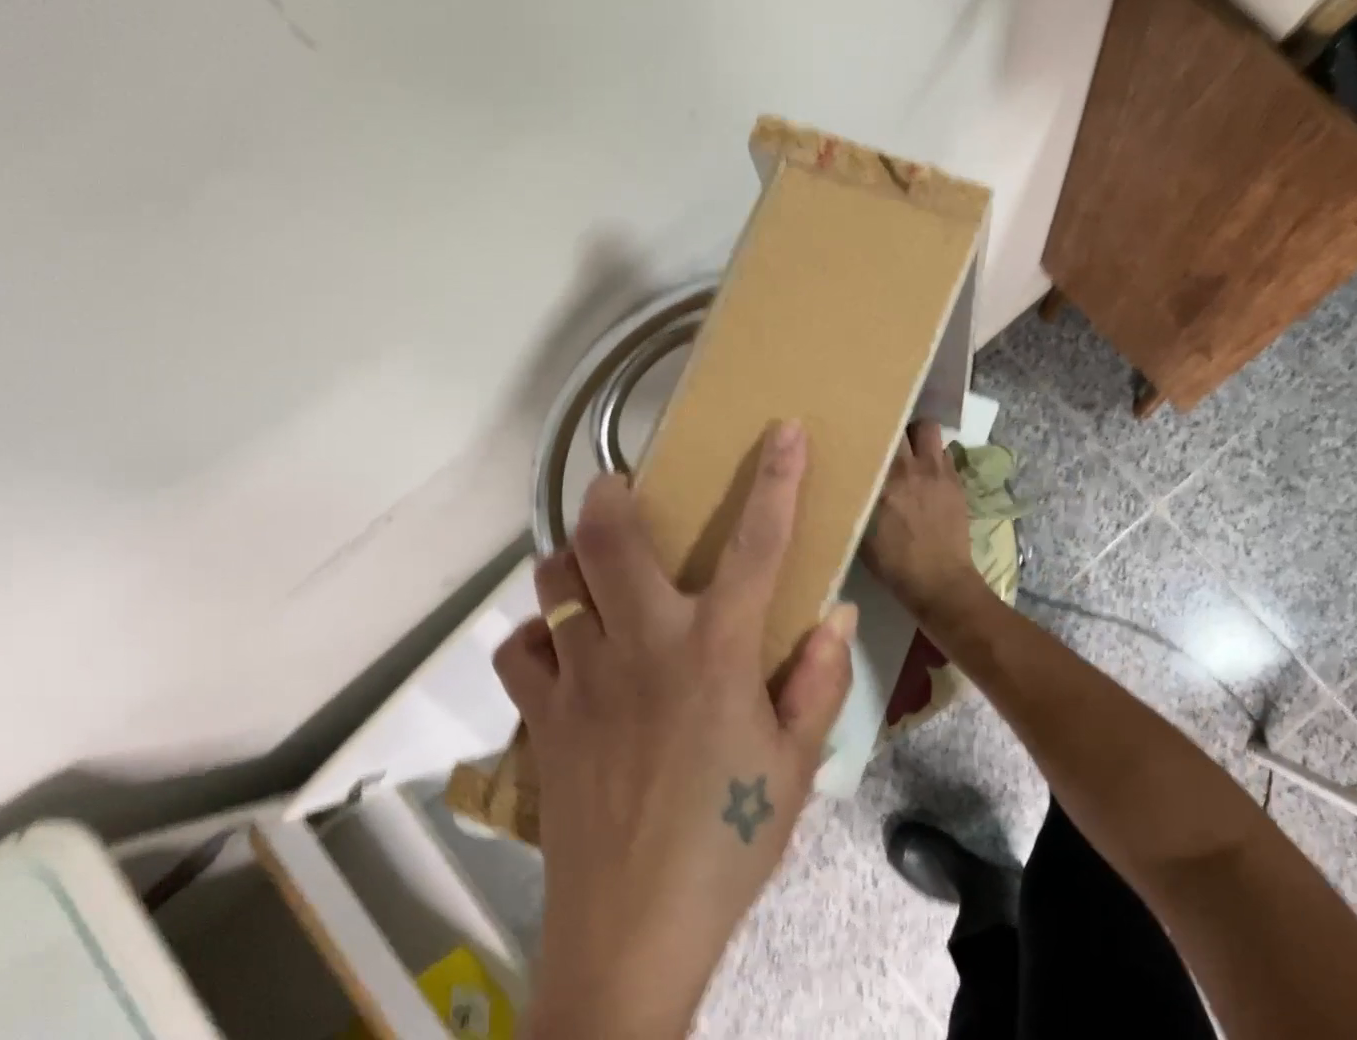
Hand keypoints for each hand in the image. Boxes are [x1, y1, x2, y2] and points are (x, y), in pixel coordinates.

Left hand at [493, 421, 855, 1039]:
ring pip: (553, 585)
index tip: (782, 430)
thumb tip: (833, 616)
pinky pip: (522, 650)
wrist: (637, 926)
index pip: (758, 545)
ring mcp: (581, 679)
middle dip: (614, 495)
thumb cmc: (732, 838)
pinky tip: (561, 649)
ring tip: (593, 570)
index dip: (776, 480)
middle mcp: (642, 645)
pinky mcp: (542, 718)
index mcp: (716, 651)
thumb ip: (817, 680)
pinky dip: (538, 636)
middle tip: (625, 487)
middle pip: (609, 540)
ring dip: (572, 562)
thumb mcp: (797, 763)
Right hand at [862, 420, 979, 617]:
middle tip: (889, 439)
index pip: (877, 436)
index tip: (863, 432)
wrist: (940, 581)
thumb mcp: (863, 535)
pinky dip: (936, 457)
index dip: (872, 430)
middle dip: (900, 427)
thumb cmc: (896, 564)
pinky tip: (928, 473)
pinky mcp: (957, 483)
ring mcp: (940, 473)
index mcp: (885, 479)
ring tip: (912, 450)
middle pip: (910, 424)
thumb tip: (848, 484)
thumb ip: (858, 502)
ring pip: (932, 432)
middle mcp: (914, 467)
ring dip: (921, 437)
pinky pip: (946, 454)